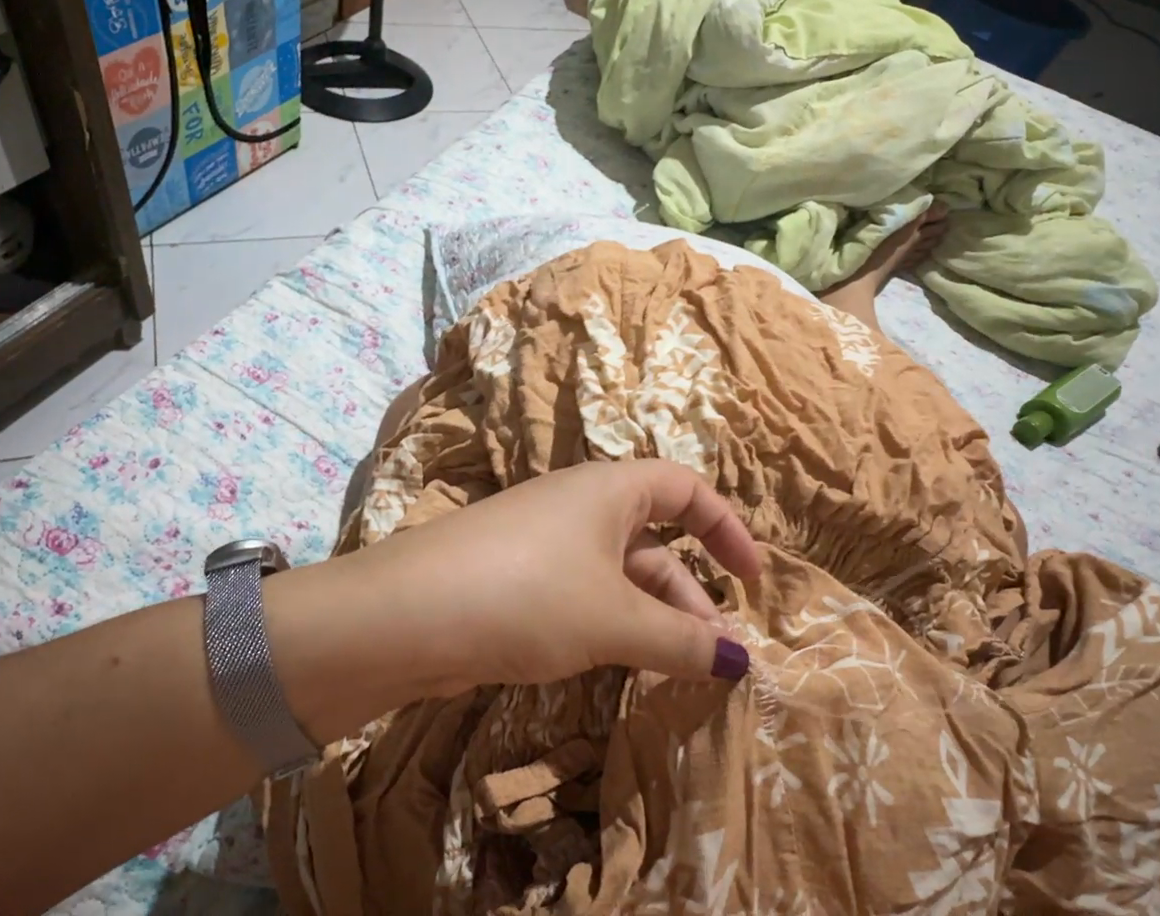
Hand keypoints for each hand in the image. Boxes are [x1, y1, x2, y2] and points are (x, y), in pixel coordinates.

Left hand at [266, 461, 761, 739]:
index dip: (724, 526)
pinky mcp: (514, 583)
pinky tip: (622, 666)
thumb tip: (740, 660)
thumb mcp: (614, 619)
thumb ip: (680, 640)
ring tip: (679, 670)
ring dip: (652, 617)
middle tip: (716, 654)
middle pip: (652, 539)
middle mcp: (575, 508)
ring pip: (616, 576)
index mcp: (606, 490)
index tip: (752, 580)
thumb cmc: (526, 595)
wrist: (407, 616)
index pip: (683, 488)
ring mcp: (541, 546)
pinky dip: (610, 627)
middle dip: (690, 594)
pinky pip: (581, 597)